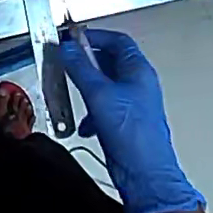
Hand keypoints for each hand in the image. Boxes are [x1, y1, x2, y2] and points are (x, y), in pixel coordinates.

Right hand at [58, 29, 204, 212]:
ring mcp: (133, 104)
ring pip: (106, 84)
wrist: (145, 176)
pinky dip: (91, 111)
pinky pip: (105, 107)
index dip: (94, 36)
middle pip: (110, 60)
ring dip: (87, 86)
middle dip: (87, 60)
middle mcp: (138, 84)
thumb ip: (80, 68)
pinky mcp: (125, 122)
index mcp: (138, 70)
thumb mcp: (99, 94)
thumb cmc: (133, 135)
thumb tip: (67, 48)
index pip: (117, 40)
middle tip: (68, 60)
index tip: (73, 38)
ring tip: (73, 90)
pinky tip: (84, 124)